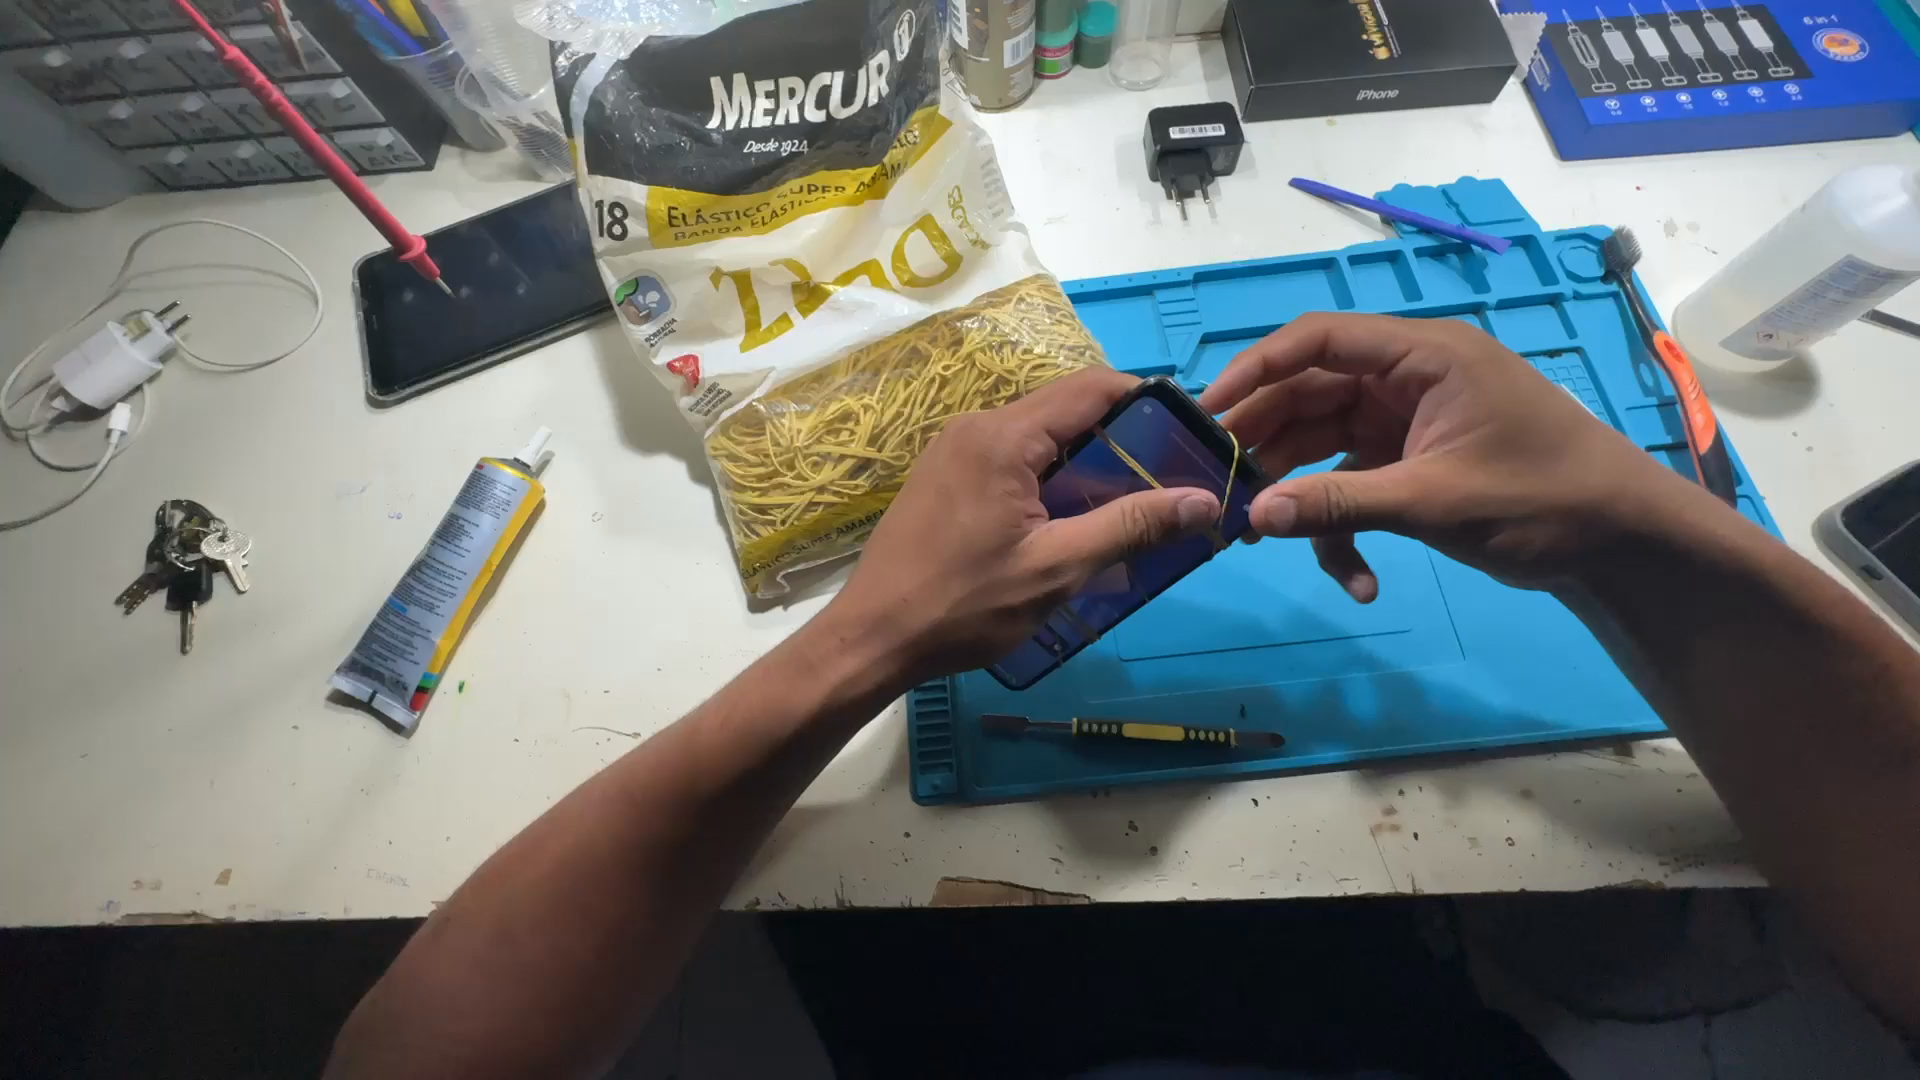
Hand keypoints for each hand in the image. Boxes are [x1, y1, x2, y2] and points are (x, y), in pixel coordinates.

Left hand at [829, 366, 1220, 681]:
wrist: (873, 637)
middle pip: (1064, 410)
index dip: (1147, 401)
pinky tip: (1066, 519)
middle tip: (1163, 480)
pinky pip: (1010, 460)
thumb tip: (1202, 501)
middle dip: (1119, 438)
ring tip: (1123, 506)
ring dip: (1083, 462)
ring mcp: (953, 450)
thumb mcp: (1056, 569)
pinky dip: (1047, 478)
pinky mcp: (943, 477)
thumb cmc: (963, 605)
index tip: (1186, 434)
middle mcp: (975, 427)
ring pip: (1037, 437)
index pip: (1092, 388)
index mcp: (1003, 436)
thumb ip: (1131, 527)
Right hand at [1199, 313, 1710, 598]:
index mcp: (1421, 358)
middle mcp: (1403, 381)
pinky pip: (1346, 486)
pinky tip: (1356, 578)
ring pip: (1317, 445)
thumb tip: (1253, 518)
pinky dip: (1340, 528)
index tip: (1206, 413)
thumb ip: (1339, 505)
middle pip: (1306, 396)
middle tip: (1221, 487)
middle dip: (1263, 444)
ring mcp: (1400, 423)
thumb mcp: (1435, 500)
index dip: (1254, 369)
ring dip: (1293, 493)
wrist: (1625, 550)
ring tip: (1259, 538)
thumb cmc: (1544, 500)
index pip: (1318, 340)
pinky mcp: (1402, 463)